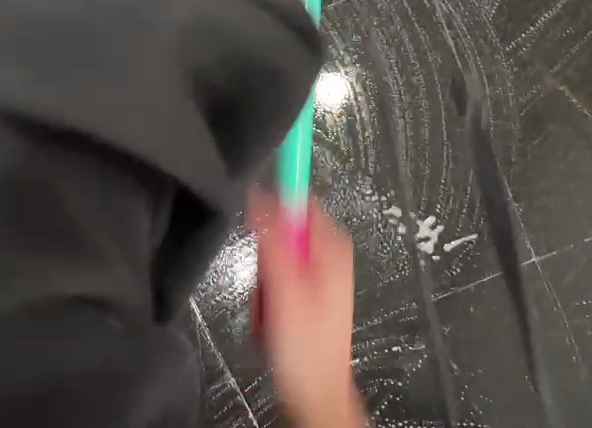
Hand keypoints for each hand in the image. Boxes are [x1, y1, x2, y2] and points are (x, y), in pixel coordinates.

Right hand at [250, 191, 368, 427]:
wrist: (315, 397)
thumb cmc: (308, 350)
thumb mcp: (284, 288)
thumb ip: (272, 238)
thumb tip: (261, 194)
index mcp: (332, 245)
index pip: (297, 201)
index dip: (272, 213)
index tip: (259, 237)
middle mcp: (328, 256)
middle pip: (281, 234)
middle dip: (265, 262)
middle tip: (268, 290)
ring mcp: (318, 277)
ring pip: (275, 260)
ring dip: (264, 287)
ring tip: (271, 313)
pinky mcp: (307, 296)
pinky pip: (276, 283)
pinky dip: (268, 301)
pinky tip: (273, 323)